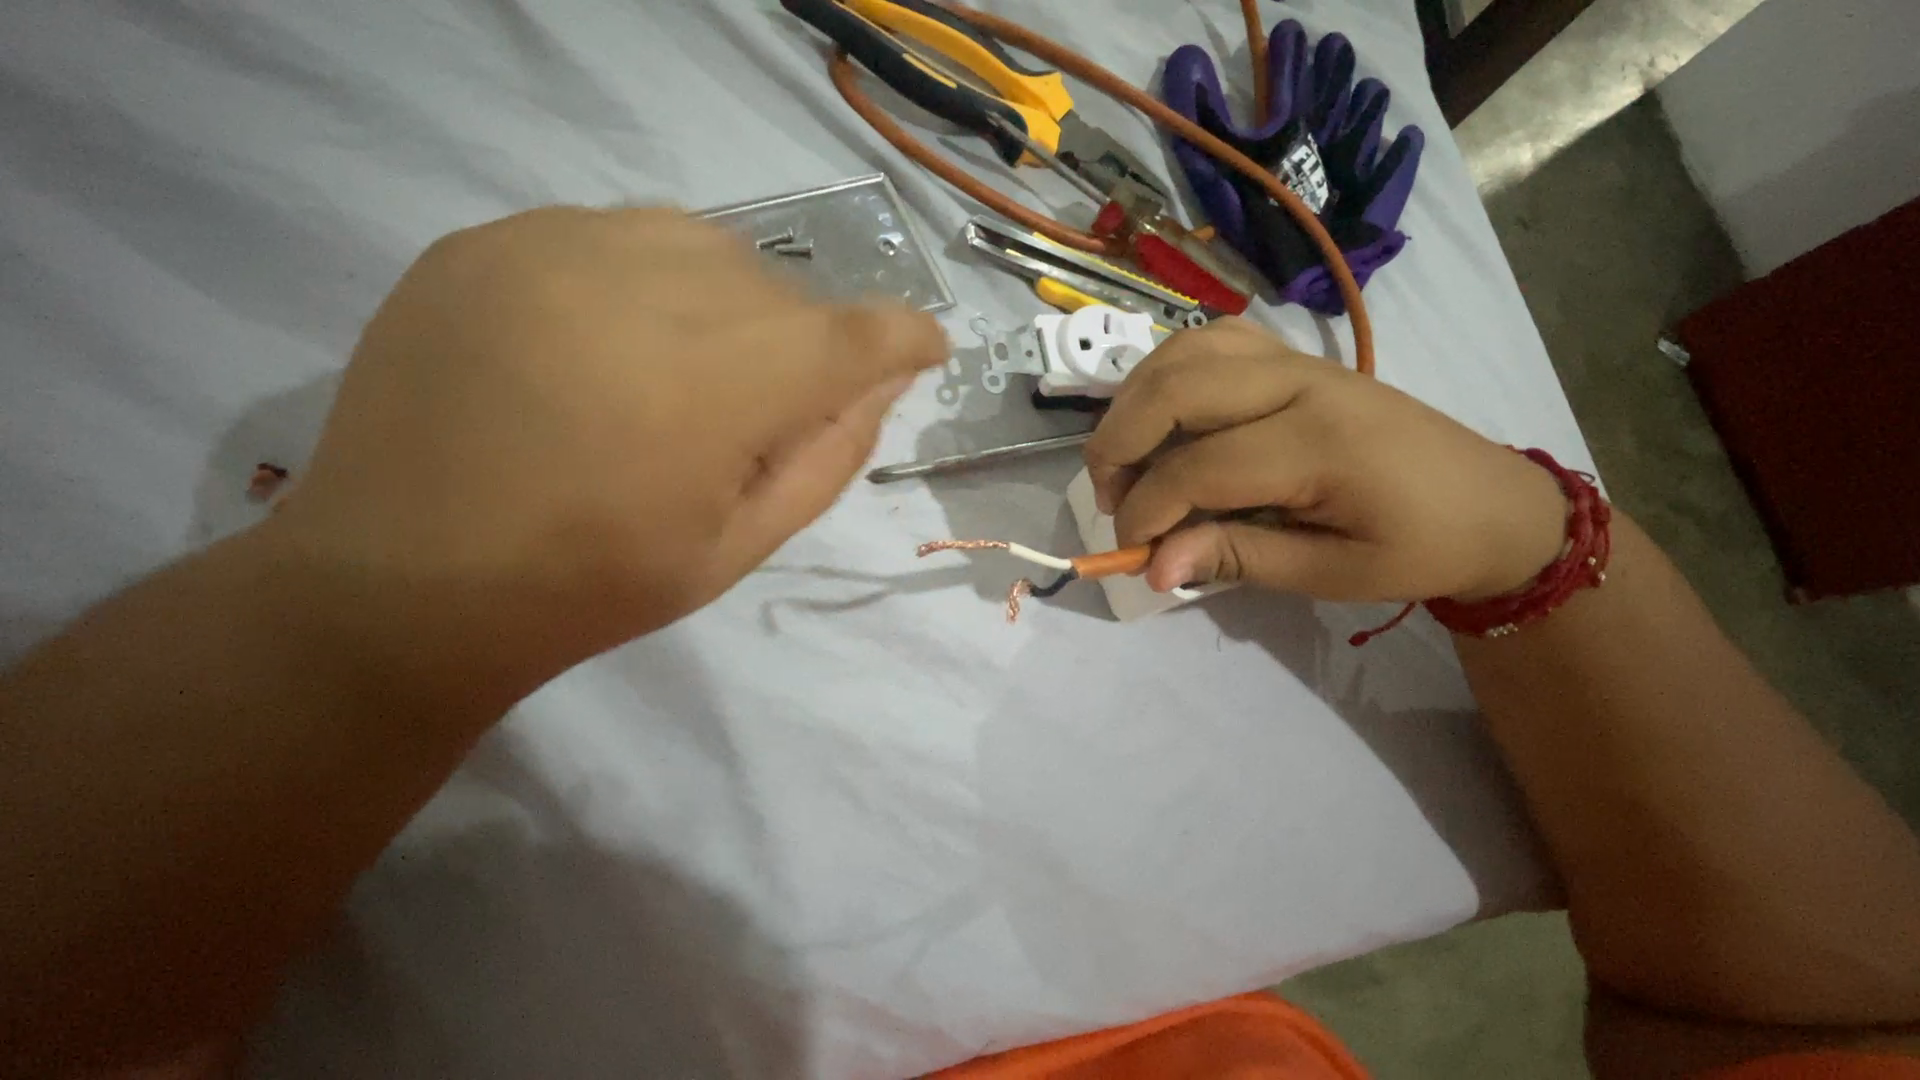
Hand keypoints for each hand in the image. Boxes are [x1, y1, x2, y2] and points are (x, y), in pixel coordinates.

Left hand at [264, 206, 944, 697]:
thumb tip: (884, 380)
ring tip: (691, 363)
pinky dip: (647, 277)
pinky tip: (613, 338)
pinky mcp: (486, 241)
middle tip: (770, 402)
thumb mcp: (739, 548)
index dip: (902, 336)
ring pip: (705, 243)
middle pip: (781, 288)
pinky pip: (616, 231)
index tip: (924, 347)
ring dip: (730, 299)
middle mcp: (639, 292)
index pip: (848, 335)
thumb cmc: (590, 587)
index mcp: (708, 390)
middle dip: (804, 341)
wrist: (399, 584)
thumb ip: (828, 457)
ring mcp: (551, 252)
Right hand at [1084, 318, 1567, 601]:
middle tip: (1111, 498)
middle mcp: (1301, 384)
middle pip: (1177, 388)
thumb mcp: (1332, 573)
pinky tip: (1163, 412)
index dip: (1146, 511)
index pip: (1197, 467)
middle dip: (1120, 444)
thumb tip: (1152, 564)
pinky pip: (1213, 340)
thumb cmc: (1419, 548)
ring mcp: (1298, 361)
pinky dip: (1169, 371)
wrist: (1493, 502)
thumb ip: (1238, 558)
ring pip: (1186, 351)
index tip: (1132, 553)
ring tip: (1127, 457)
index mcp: (1319, 445)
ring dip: (1135, 400)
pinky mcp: (1296, 358)